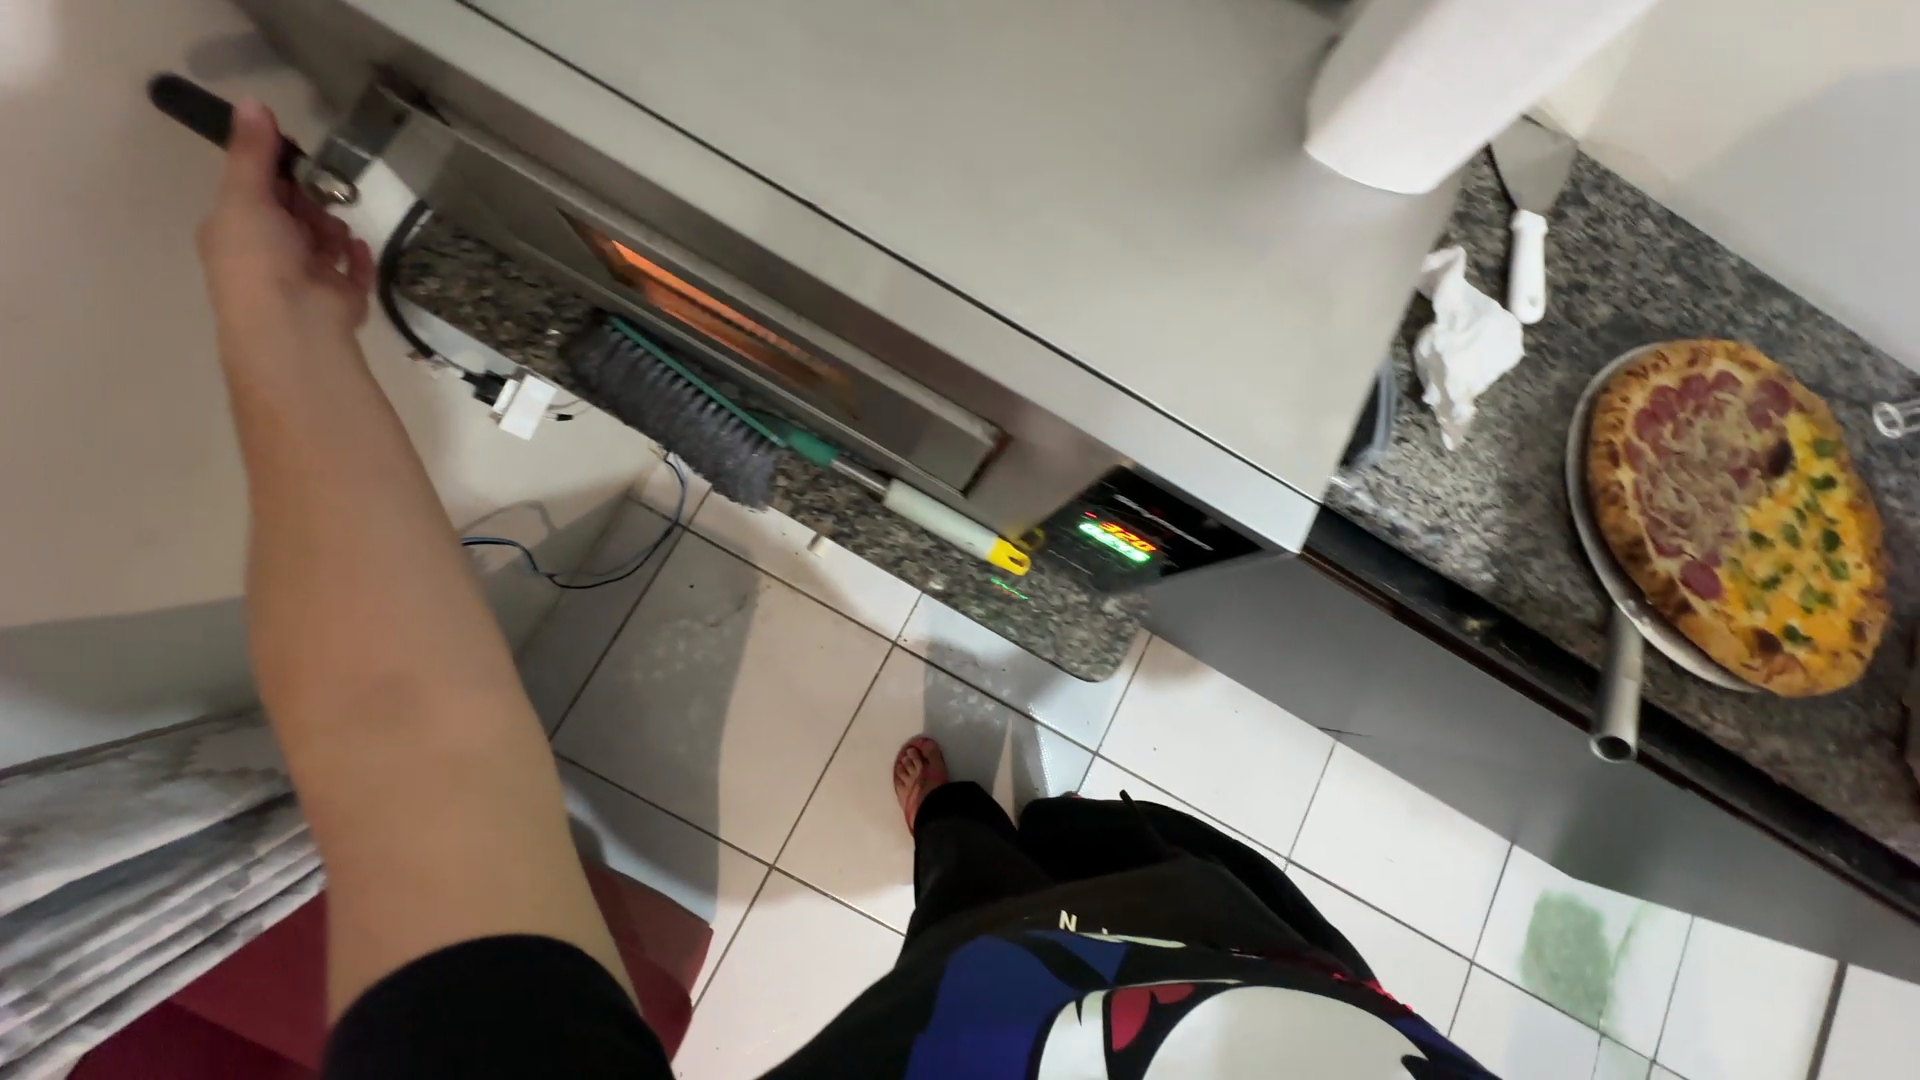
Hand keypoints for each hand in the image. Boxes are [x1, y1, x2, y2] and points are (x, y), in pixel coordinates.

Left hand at [197, 100, 372, 349]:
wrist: (292, 321)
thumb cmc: (257, 256)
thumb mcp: (245, 194)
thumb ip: (253, 152)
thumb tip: (253, 102)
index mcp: (235, 229)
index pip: (256, 191)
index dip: (276, 172)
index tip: (296, 156)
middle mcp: (268, 253)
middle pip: (293, 216)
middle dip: (309, 201)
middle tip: (322, 191)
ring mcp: (306, 278)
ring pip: (323, 243)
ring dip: (331, 229)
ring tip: (337, 226)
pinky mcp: (341, 298)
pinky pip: (352, 273)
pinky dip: (356, 258)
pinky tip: (358, 246)